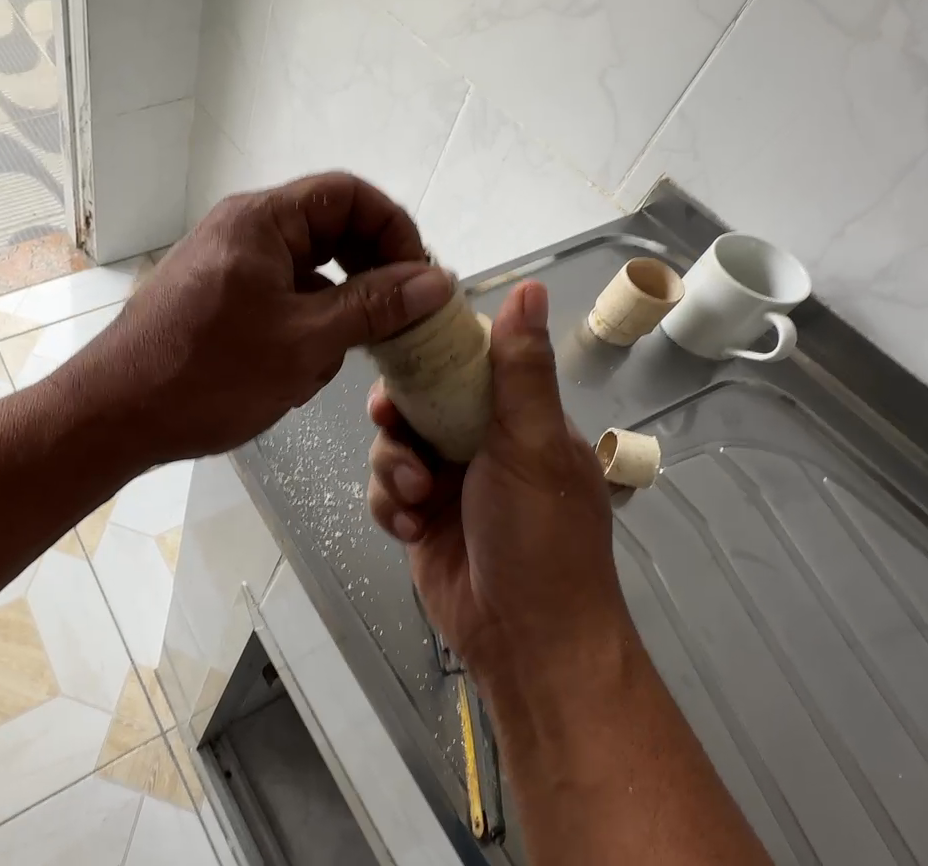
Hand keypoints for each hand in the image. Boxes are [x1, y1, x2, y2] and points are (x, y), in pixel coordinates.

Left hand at [63, 172, 454, 463]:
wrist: (115, 416)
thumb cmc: (209, 375)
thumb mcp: (304, 342)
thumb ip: (374, 307)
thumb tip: (436, 280)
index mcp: (261, 221)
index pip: (348, 195)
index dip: (394, 230)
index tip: (419, 281)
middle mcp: (241, 232)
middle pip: (329, 234)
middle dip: (365, 279)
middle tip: (392, 325)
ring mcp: (225, 267)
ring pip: (306, 276)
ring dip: (330, 316)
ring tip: (327, 363)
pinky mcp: (215, 302)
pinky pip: (276, 302)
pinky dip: (298, 332)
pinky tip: (293, 376)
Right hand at [366, 281, 631, 688]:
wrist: (526, 641)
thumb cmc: (540, 536)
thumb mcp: (533, 445)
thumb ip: (520, 369)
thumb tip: (529, 287)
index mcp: (519, 421)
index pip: (467, 366)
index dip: (431, 355)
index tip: (400, 349)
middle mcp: (482, 447)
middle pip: (419, 404)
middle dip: (400, 418)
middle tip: (391, 424)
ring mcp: (449, 485)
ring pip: (394, 449)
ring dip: (395, 470)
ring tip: (416, 500)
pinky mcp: (421, 521)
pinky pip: (387, 493)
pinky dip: (392, 507)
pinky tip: (411, 530)